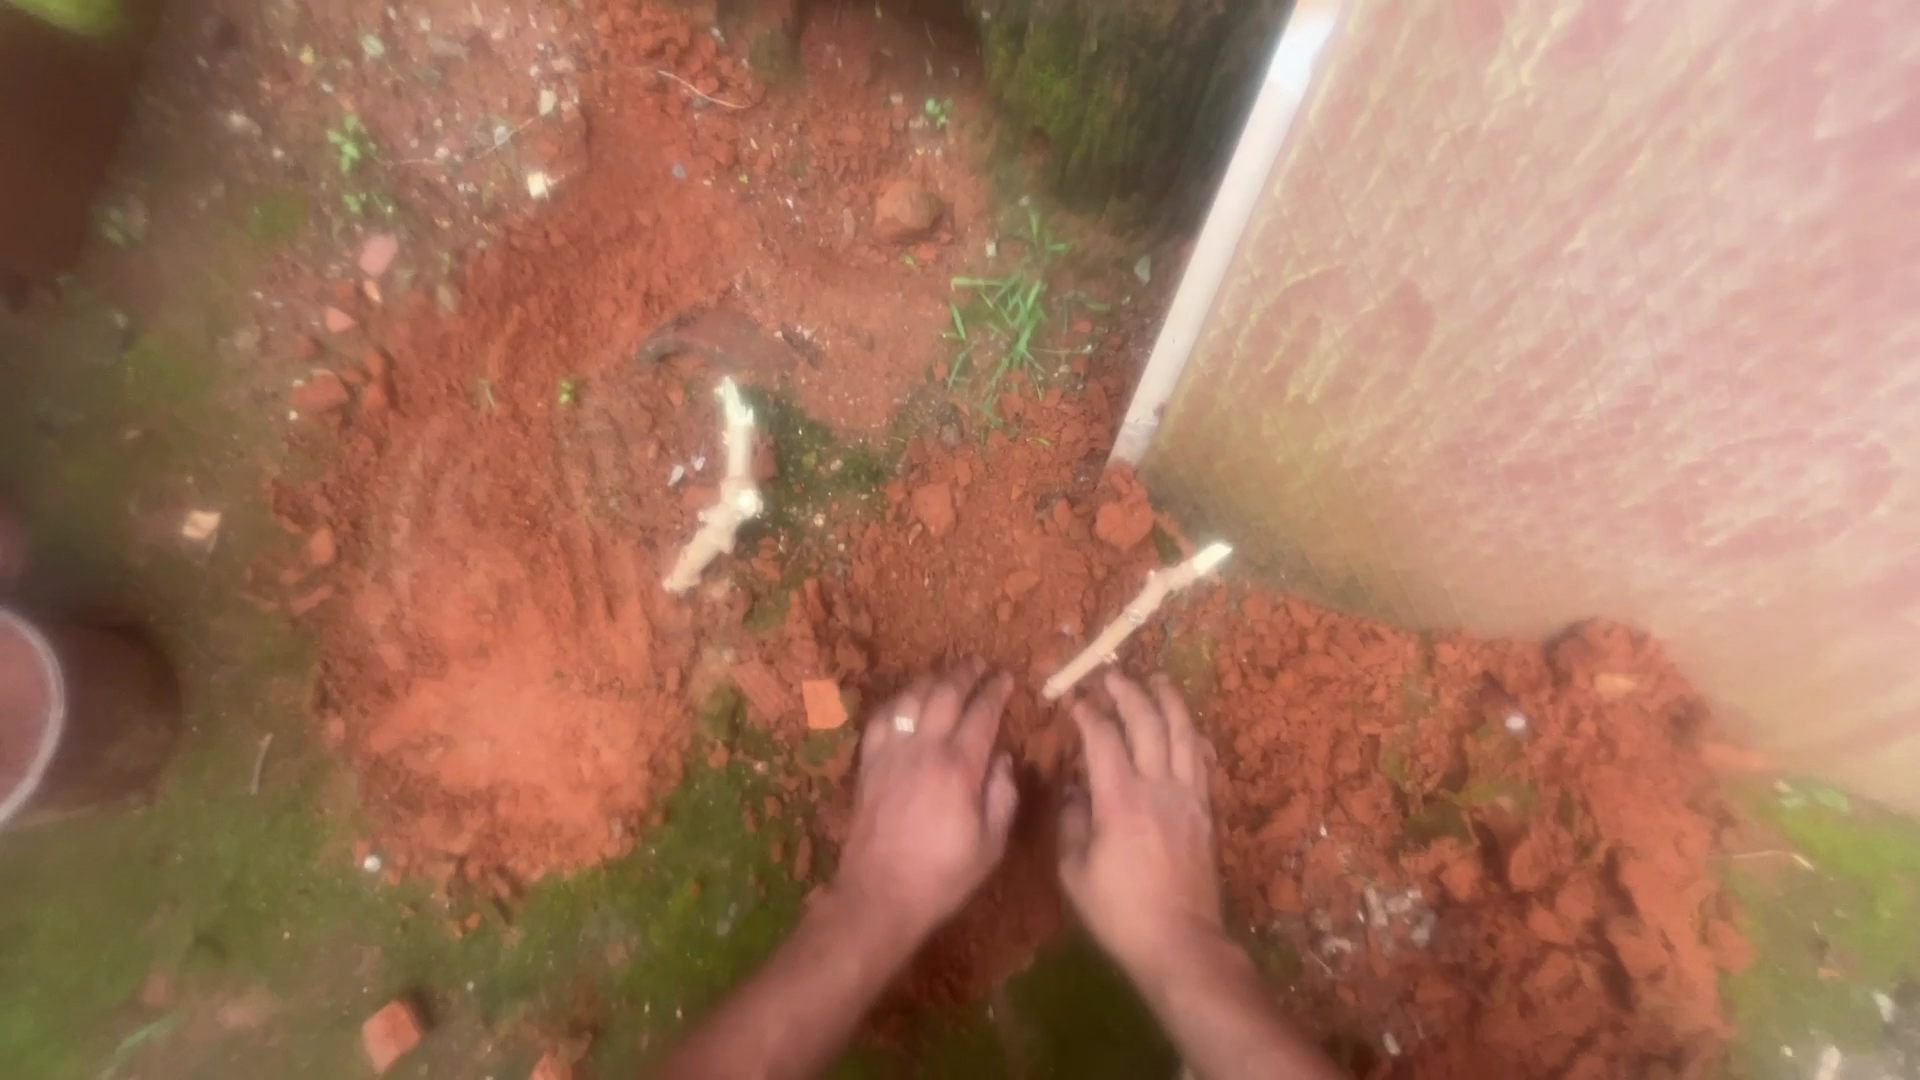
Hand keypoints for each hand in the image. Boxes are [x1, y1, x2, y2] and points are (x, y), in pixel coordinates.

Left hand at [834, 659, 1018, 942]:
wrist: (880, 895)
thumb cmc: (943, 875)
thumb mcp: (991, 844)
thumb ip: (1003, 794)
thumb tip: (1002, 758)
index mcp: (959, 767)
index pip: (982, 713)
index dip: (996, 690)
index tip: (1007, 676)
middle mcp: (924, 748)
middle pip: (946, 693)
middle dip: (966, 673)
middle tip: (980, 663)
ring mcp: (891, 752)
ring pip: (912, 697)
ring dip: (933, 679)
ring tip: (947, 674)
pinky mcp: (869, 762)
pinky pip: (883, 717)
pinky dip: (899, 701)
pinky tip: (908, 700)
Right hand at [1058, 671, 1222, 977]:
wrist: (1181, 942)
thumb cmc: (1119, 910)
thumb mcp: (1074, 870)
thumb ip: (1072, 820)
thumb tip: (1075, 787)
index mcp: (1120, 799)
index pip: (1102, 738)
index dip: (1087, 714)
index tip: (1075, 701)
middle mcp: (1158, 787)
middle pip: (1147, 722)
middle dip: (1128, 693)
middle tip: (1113, 676)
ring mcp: (1188, 797)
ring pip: (1183, 733)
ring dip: (1169, 701)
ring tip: (1157, 680)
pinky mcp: (1206, 812)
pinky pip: (1203, 762)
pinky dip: (1193, 736)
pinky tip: (1188, 728)